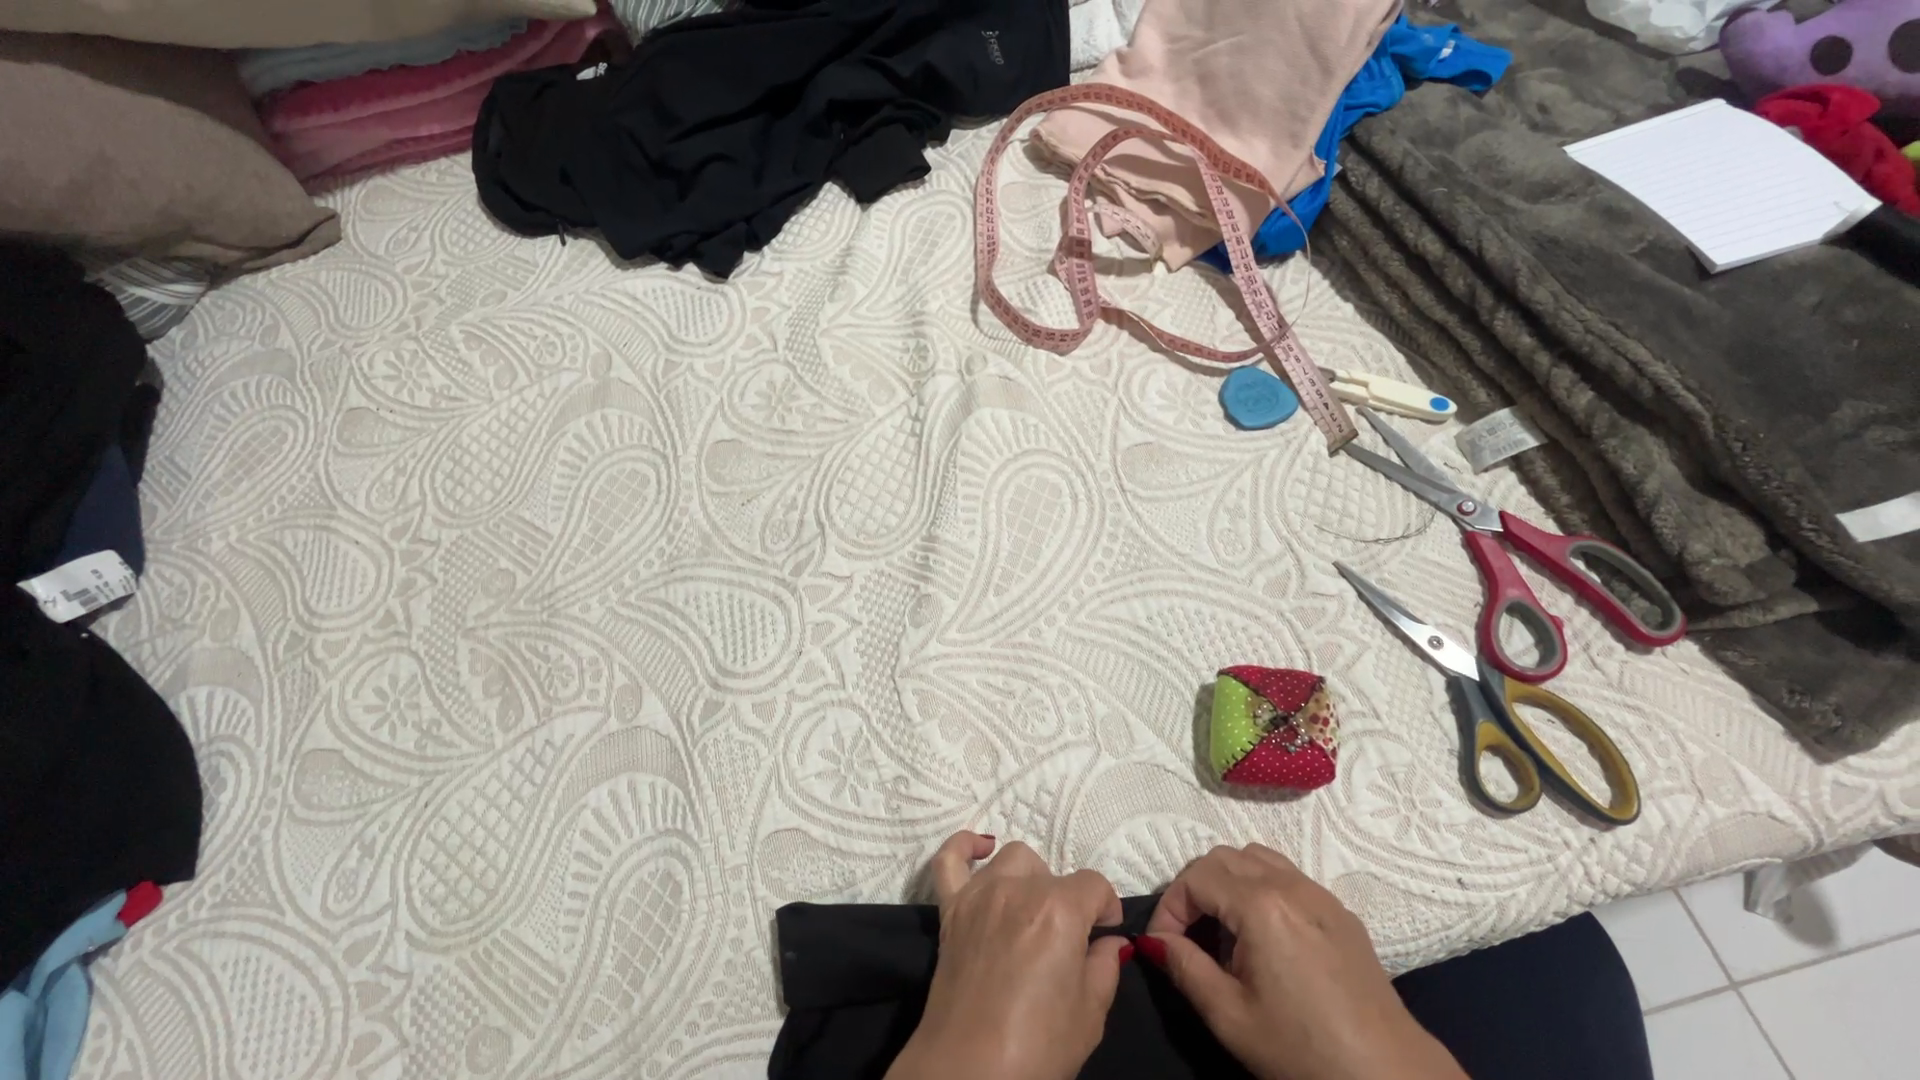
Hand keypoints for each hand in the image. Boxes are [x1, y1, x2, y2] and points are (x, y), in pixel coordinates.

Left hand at [885, 832, 1129, 1079]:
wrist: (968, 1071)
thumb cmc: (1038, 1047)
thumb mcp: (1091, 1013)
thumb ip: (1105, 966)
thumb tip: (1109, 941)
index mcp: (1060, 909)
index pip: (1095, 885)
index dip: (1106, 908)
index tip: (1104, 933)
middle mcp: (1019, 889)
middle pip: (1053, 873)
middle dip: (1068, 901)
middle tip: (1066, 941)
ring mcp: (980, 895)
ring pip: (1012, 859)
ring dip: (1029, 877)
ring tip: (1033, 911)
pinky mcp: (950, 909)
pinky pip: (949, 859)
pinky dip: (964, 846)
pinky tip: (980, 848)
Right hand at [1141, 844, 1466, 1079]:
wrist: (1389, 1077)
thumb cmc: (1303, 1049)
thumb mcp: (1229, 1016)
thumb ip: (1184, 967)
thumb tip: (1155, 940)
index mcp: (1261, 905)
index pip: (1195, 878)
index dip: (1169, 907)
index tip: (1163, 945)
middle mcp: (1291, 884)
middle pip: (1224, 857)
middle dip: (1195, 888)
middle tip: (1186, 934)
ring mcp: (1321, 895)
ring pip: (1257, 858)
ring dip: (1228, 882)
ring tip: (1222, 930)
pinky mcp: (1341, 913)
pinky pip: (1288, 877)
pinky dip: (1261, 888)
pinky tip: (1264, 937)